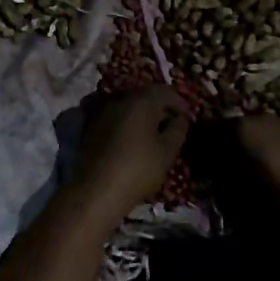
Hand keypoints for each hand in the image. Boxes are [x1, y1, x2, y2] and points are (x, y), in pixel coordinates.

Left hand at [72, 86, 188, 217]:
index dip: (180, 104)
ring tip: (153, 136)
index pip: (166, 91)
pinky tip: (132, 141)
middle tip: (172, 128)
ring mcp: (103, 109)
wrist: (97, 189)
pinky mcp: (92, 123)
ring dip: (143, 116)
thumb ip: (179, 128)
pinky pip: (116, 116)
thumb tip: (181, 117)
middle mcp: (120, 97)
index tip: (187, 121)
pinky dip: (127, 123)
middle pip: (146, 96)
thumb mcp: (168, 151)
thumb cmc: (139, 168)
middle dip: (161, 109)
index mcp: (141, 100)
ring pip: (130, 106)